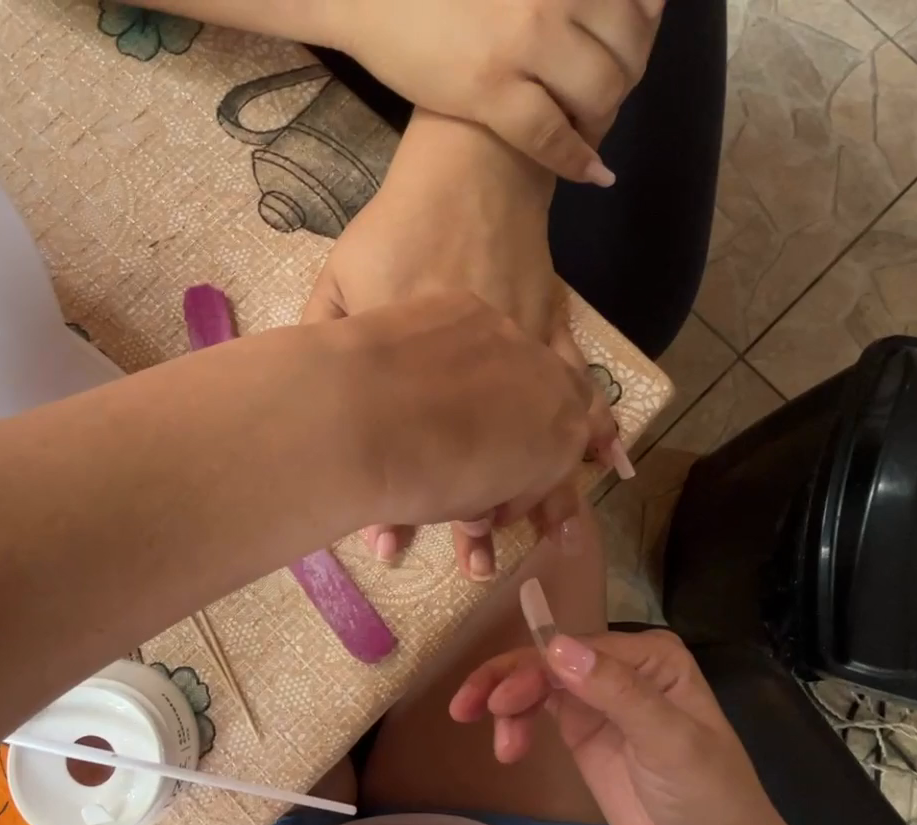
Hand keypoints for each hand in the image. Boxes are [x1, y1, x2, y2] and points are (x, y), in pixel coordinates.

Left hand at [303, 111, 617, 578]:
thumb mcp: (337, 284)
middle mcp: (484, 365)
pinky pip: (581, 384)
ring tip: (550, 536)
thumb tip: (309, 392)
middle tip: (475, 563)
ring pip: (540, 431)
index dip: (399, 507)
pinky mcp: (554, 326)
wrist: (468, 169)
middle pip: (485, 455)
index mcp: (422, 364)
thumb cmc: (394, 228)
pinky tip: (607, 461)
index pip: (411, 454)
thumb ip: (326, 340)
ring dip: (545, 488)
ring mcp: (527, 346)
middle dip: (481, 514)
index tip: (387, 546)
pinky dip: (597, 425)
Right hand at [327, 0, 662, 182]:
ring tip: (591, 132)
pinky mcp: (490, 87)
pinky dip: (577, 158)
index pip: (638, 0)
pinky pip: (551, 132)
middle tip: (606, 99)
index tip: (634, 45)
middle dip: (626, 78)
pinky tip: (593, 174)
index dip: (643, 28)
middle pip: (627, 45)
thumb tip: (640, 10)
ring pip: (600, 91)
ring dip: (603, 119)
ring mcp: (526, 38)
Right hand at [449, 629, 797, 824]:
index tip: (498, 701)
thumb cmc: (708, 799)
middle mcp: (620, 667)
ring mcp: (598, 698)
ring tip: (498, 748)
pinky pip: (536, 710)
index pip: (577, 649)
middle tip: (469, 711)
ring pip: (535, 683)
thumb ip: (616, 692)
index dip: (531, 668)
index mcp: (650, 657)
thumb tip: (556, 647)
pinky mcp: (581, 729)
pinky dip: (514, 724)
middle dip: (506, 683)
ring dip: (505, 706)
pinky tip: (508, 751)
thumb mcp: (668, 743)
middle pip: (548, 661)